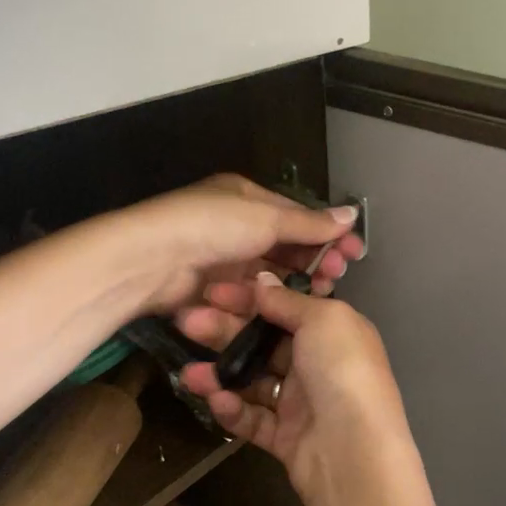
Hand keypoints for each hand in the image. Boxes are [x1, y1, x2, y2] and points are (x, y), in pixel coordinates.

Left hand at [106, 174, 365, 314]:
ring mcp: (226, 260)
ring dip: (299, 281)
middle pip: (288, 246)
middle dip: (316, 259)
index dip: (327, 233)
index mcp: (248, 198)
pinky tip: (294, 307)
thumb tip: (353, 215)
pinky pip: (253, 295)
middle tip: (339, 274)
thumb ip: (310, 223)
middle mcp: (238, 227)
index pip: (297, 216)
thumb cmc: (212, 226)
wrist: (151, 261)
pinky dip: (274, 298)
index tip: (354, 252)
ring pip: (273, 273)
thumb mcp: (267, 218)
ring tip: (322, 292)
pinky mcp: (216, 290)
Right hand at [178, 275, 411, 498]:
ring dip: (221, 374)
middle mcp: (319, 363)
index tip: (210, 290)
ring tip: (189, 373)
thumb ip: (289, 301)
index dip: (249, 298)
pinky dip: (234, 409)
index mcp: (334, 331)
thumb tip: (262, 280)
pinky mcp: (286, 437)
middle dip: (225, 331)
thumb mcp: (323, 319)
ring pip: (253, 381)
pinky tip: (217, 400)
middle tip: (186, 323)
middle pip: (264, 342)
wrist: (354, 449)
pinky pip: (254, 418)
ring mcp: (303, 402)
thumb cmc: (343, 370)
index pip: (285, 307)